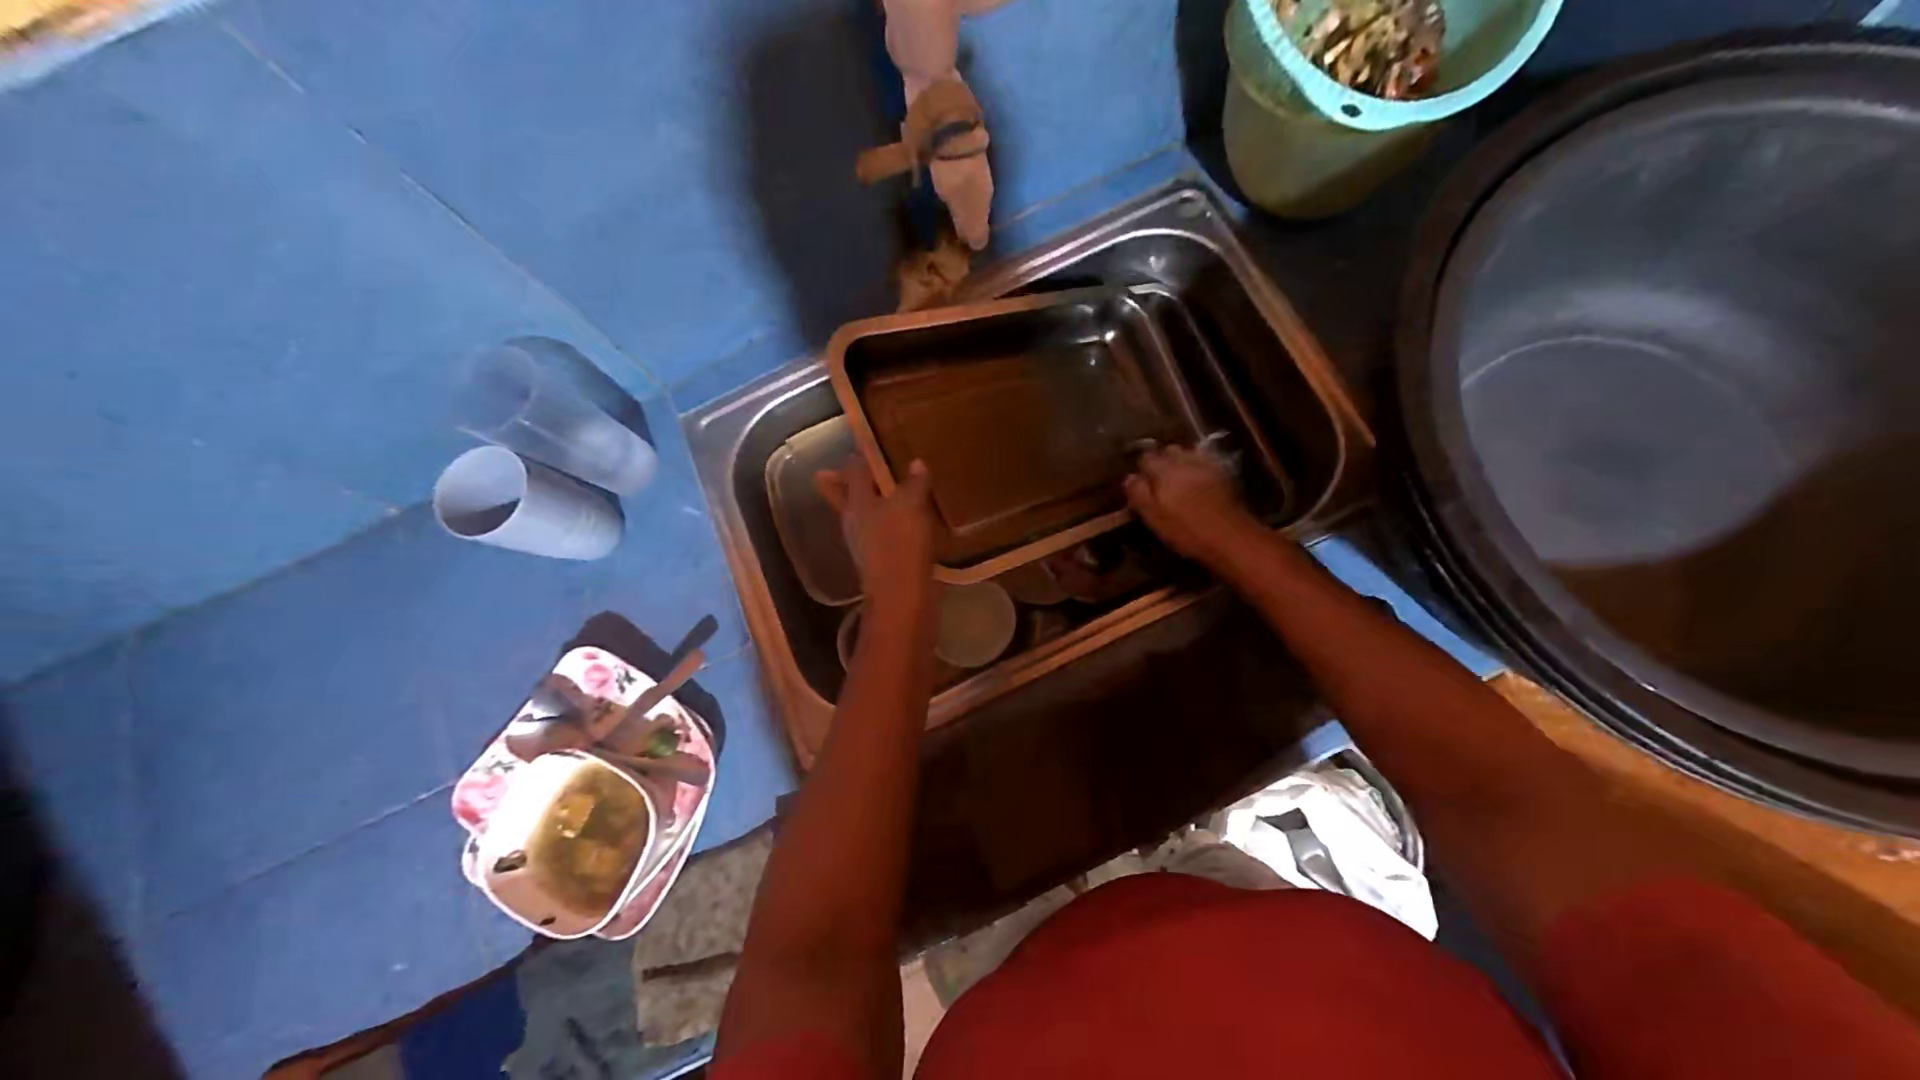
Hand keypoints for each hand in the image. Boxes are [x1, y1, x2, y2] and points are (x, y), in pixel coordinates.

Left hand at [815, 456, 936, 603]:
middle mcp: (853, 521)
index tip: (868, 445)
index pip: (853, 470)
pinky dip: (887, 526)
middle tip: (863, 469)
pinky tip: (903, 526)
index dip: (860, 456)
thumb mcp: (911, 506)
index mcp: (856, 502)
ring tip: (892, 495)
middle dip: (851, 482)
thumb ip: (913, 484)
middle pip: (847, 495)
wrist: (900, 598)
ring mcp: (862, 544)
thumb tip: (916, 463)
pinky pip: (878, 536)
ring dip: (873, 505)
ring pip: (862, 516)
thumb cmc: (900, 544)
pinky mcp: (876, 563)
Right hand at [1125, 444, 1259, 564]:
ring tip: (1178, 480)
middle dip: (1161, 461)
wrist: (1230, 536)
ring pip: (1188, 453)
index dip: (1141, 469)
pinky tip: (1198, 482)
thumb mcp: (1153, 517)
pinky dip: (1197, 467)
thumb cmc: (1186, 530)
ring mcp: (1206, 465)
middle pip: (1168, 450)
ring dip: (1180, 462)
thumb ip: (1138, 493)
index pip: (1145, 458)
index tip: (1140, 483)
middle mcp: (1184, 461)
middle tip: (1158, 481)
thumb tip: (1130, 478)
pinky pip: (1205, 462)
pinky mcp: (1224, 473)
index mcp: (1164, 470)